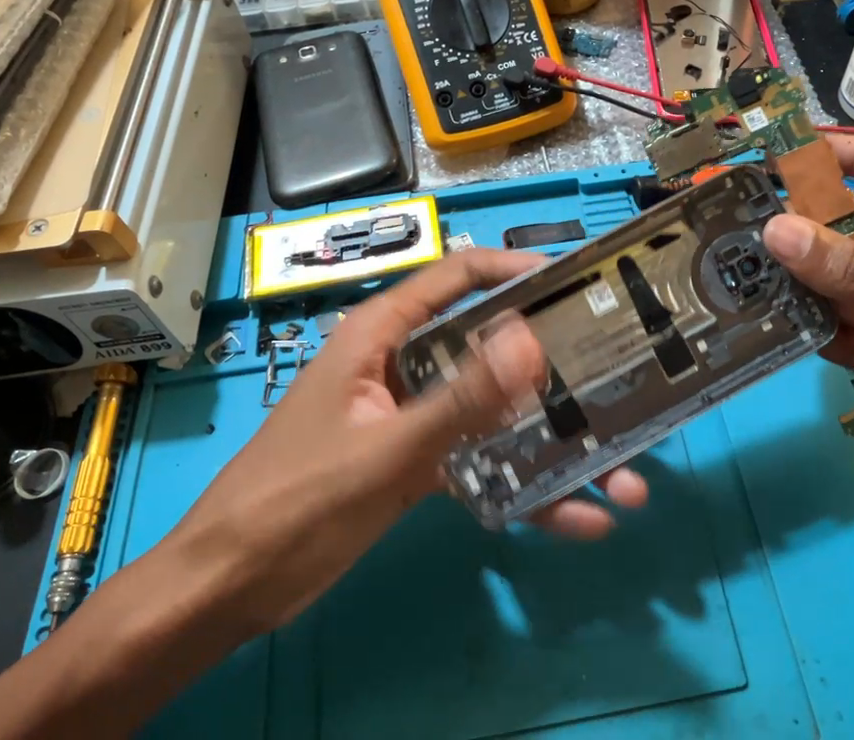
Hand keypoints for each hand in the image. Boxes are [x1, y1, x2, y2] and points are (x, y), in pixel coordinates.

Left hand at [162, 249, 645, 637]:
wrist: (230, 585)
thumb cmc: (295, 501)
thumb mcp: (385, 450)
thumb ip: (459, 399)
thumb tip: (531, 340)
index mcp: (380, 336)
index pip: (456, 278)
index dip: (515, 269)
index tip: (578, 280)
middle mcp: (400, 366)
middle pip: (487, 347)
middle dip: (554, 370)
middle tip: (621, 379)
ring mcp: (409, 417)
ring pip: (493, 413)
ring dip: (553, 444)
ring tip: (623, 477)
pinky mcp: (414, 464)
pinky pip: (480, 462)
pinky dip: (524, 487)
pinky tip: (576, 518)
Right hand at [762, 134, 853, 536]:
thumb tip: (776, 229)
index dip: (835, 152)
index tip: (772, 155)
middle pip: (849, 228)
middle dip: (812, 245)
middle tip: (762, 257)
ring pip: (838, 284)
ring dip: (829, 306)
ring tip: (846, 336)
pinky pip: (847, 328)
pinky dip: (847, 345)